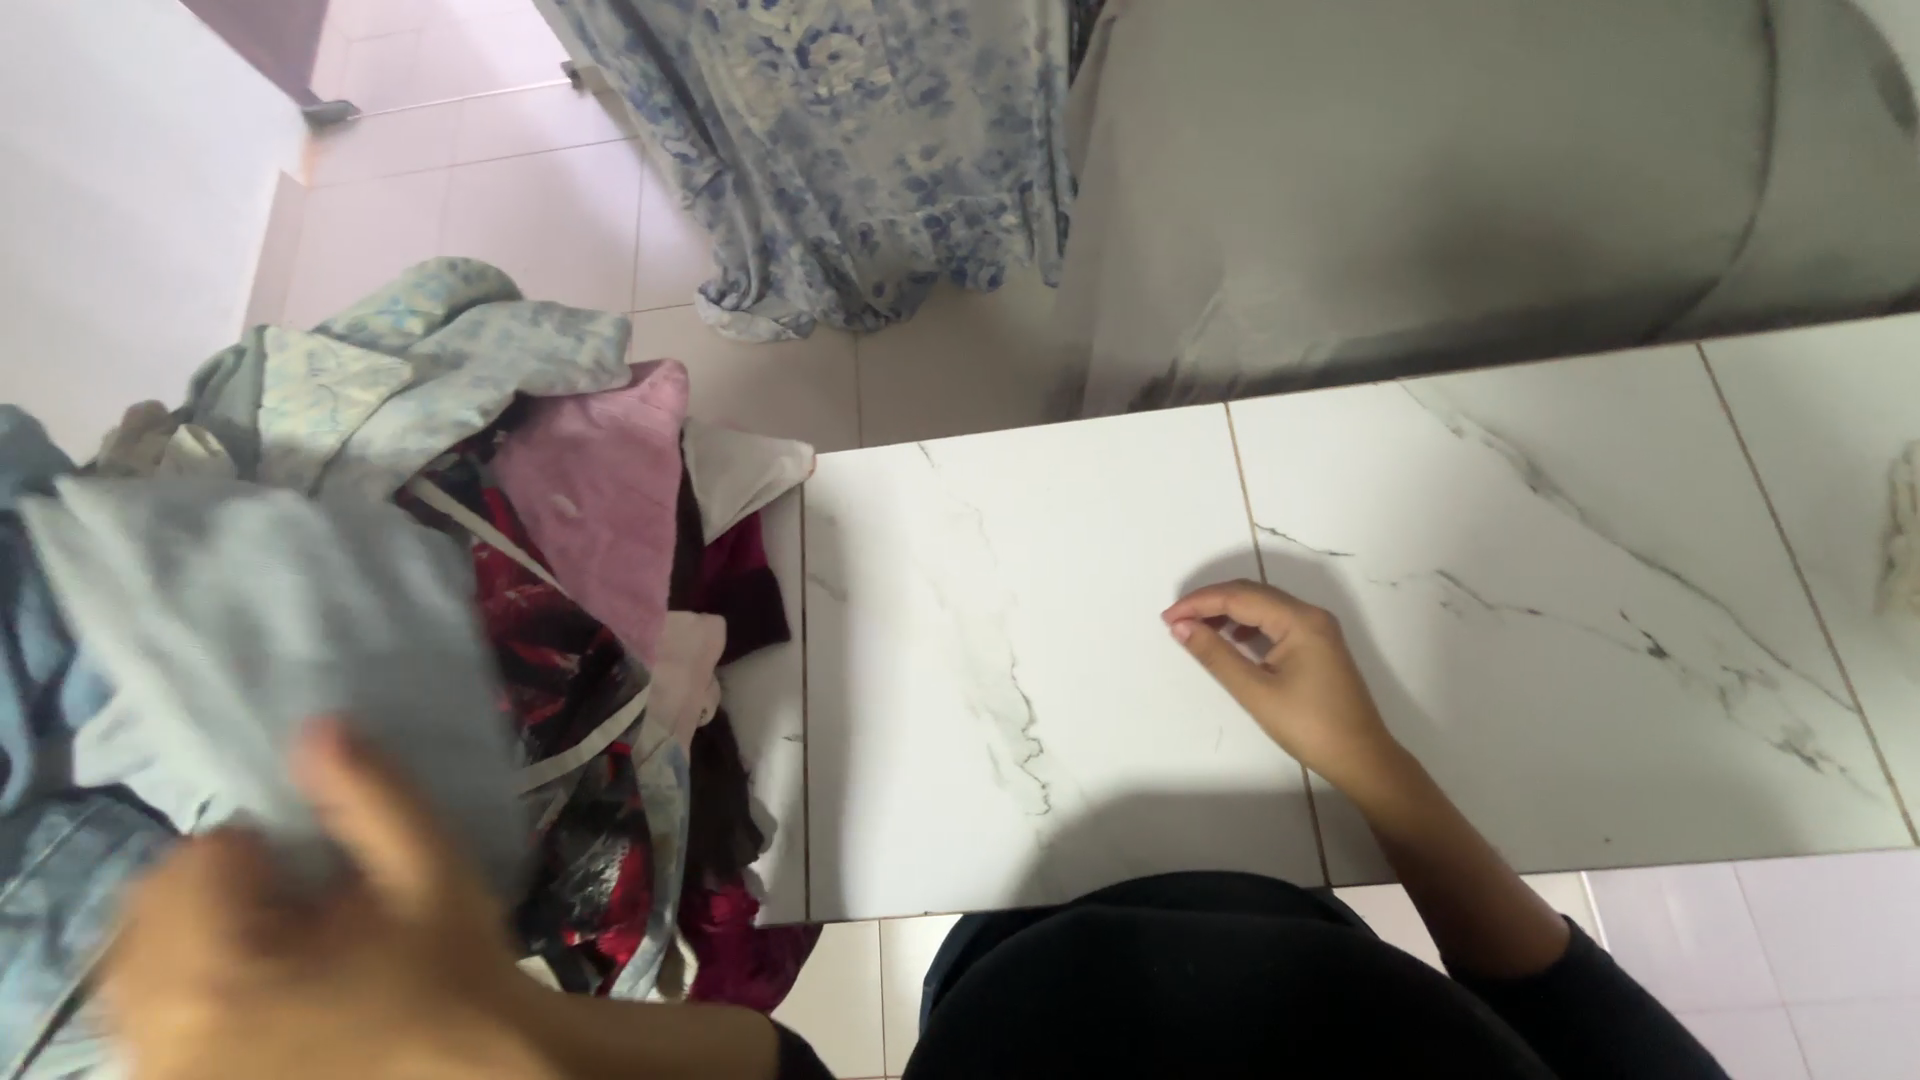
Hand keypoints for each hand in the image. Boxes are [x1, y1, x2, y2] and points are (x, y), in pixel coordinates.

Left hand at [101, 717, 550, 1079]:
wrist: (467, 1066)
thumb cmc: (453, 968)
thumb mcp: (431, 871)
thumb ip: (375, 797)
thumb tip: (323, 726)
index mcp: (217, 976)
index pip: (197, 858)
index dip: (272, 846)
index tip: (330, 870)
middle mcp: (156, 1036)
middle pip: (150, 908)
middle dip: (226, 886)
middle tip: (311, 901)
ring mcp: (160, 1071)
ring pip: (136, 962)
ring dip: (202, 932)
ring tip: (293, 944)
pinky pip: (143, 1014)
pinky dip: (193, 983)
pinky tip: (269, 988)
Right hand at [1164, 580, 1401, 784]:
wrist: (1362, 758)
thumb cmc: (1309, 726)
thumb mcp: (1255, 692)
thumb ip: (1216, 654)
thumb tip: (1180, 627)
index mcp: (1299, 621)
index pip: (1239, 597)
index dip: (1199, 603)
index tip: (1167, 618)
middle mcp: (1310, 615)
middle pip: (1251, 593)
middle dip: (1210, 602)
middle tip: (1176, 620)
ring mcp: (1317, 628)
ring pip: (1262, 605)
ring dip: (1227, 610)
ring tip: (1196, 628)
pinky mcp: (1317, 643)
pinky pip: (1274, 619)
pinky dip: (1246, 622)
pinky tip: (1230, 637)